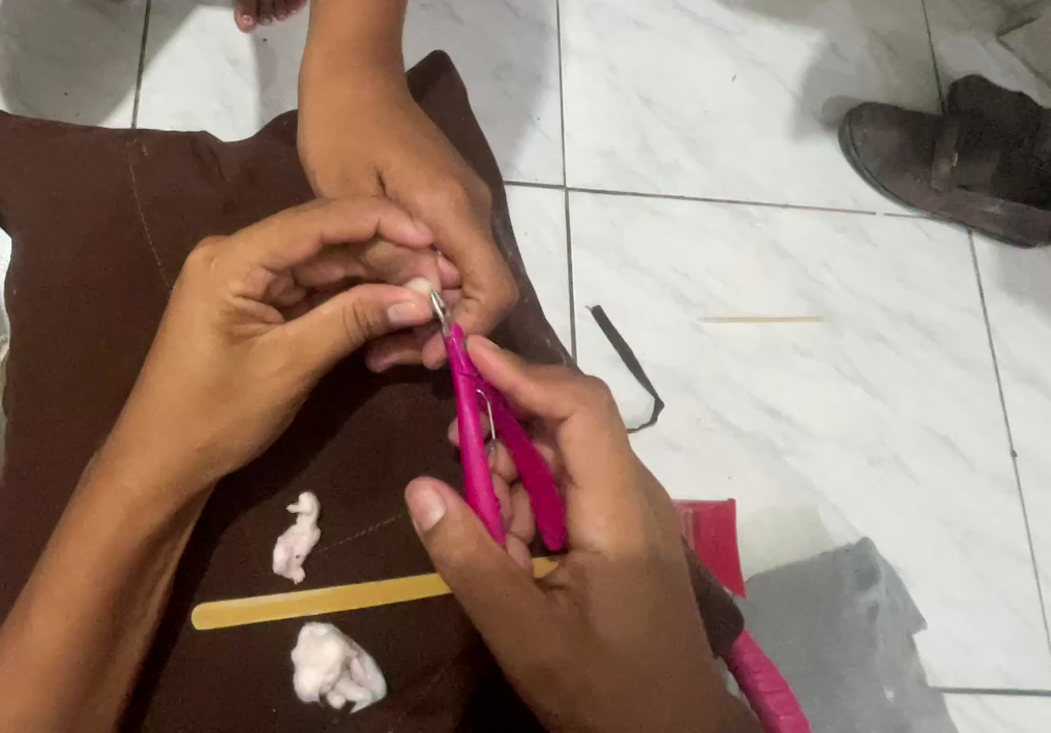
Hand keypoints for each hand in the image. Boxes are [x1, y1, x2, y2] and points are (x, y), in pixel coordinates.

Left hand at [112, 198, 442, 496]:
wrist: (162, 461)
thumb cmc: (215, 415)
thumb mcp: (289, 366)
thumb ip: (353, 320)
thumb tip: (421, 297)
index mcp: (231, 257)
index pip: (314, 221)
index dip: (377, 221)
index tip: (430, 235)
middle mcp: (238, 253)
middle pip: (323, 239)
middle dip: (383, 252)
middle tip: (442, 271)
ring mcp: (247, 277)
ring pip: (323, 263)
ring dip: (373, 274)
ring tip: (430, 286)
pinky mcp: (258, 301)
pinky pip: (312, 288)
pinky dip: (351, 296)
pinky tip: (394, 300)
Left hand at [298, 66, 516, 370]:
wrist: (354, 73)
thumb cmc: (341, 129)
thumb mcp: (346, 196)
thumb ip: (384, 250)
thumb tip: (420, 302)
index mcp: (450, 207)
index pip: (492, 286)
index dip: (467, 329)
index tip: (426, 355)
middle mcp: (471, 208)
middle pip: (480, 288)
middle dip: (441, 329)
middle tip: (387, 357)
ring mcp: (463, 203)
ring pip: (463, 275)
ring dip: (427, 311)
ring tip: (377, 343)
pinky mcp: (448, 202)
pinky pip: (448, 255)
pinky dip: (422, 285)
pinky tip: (380, 303)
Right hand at [405, 338, 755, 732]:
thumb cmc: (608, 695)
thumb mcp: (525, 636)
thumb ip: (470, 559)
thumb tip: (419, 487)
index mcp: (619, 510)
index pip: (579, 407)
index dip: (523, 372)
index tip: (467, 354)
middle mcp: (631, 494)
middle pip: (565, 421)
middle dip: (504, 426)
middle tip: (455, 448)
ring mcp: (629, 512)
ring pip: (560, 454)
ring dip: (512, 474)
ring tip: (487, 527)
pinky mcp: (619, 530)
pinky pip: (565, 486)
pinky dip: (527, 502)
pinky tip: (511, 548)